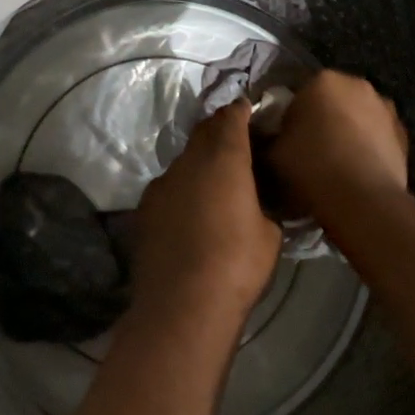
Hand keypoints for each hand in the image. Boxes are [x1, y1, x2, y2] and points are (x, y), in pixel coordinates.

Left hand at [132, 101, 280, 318]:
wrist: (182, 305)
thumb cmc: (237, 265)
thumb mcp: (270, 235)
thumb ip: (264, 207)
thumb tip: (257, 206)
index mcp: (225, 158)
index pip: (232, 118)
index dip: (241, 111)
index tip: (249, 109)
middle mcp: (189, 162)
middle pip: (204, 132)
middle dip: (219, 131)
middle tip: (236, 141)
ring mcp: (161, 185)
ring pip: (184, 162)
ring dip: (199, 165)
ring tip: (214, 186)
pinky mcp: (144, 210)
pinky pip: (168, 189)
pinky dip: (182, 192)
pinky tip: (190, 215)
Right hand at [267, 71, 409, 222]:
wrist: (363, 201)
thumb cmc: (312, 169)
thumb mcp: (272, 154)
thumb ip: (267, 136)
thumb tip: (267, 135)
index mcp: (323, 80)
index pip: (298, 93)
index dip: (289, 117)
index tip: (285, 140)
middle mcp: (357, 84)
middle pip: (331, 100)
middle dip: (321, 119)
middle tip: (309, 150)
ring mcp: (385, 108)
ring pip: (357, 116)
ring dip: (347, 130)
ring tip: (336, 163)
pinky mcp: (403, 133)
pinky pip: (377, 135)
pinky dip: (368, 146)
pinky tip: (358, 171)